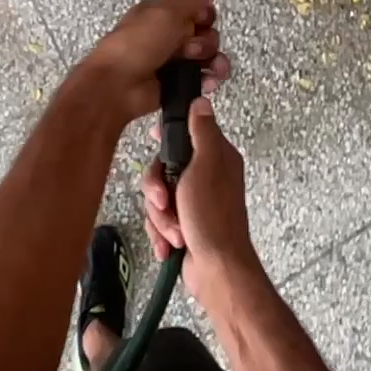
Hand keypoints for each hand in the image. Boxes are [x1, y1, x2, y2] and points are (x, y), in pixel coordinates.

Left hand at [73, 0, 231, 122]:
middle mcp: (168, 36)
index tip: (201, 21)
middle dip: (206, 41)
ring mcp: (173, 61)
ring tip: (208, 69)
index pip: (196, 9)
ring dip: (214, 61)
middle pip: (205, 33)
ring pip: (207, 57)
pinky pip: (202, 78)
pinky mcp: (176, 83)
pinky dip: (209, 79)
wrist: (118, 86)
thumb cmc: (138, 43)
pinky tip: (207, 82)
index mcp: (162, 14)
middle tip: (188, 49)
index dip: (204, 15)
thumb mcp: (166, 13)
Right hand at [141, 97, 261, 306]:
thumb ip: (202, 132)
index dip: (167, 137)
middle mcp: (206, 176)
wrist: (217, 270)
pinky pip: (160, 220)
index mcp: (217, 157)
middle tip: (163, 202)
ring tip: (174, 233)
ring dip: (160, 217)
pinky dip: (161, 233)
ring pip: (159, 196)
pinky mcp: (184, 224)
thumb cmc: (212, 216)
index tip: (152, 138)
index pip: (186, 133)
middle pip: (164, 168)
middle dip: (158, 190)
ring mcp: (194, 203)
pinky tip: (168, 246)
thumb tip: (202, 100)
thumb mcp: (206, 165)